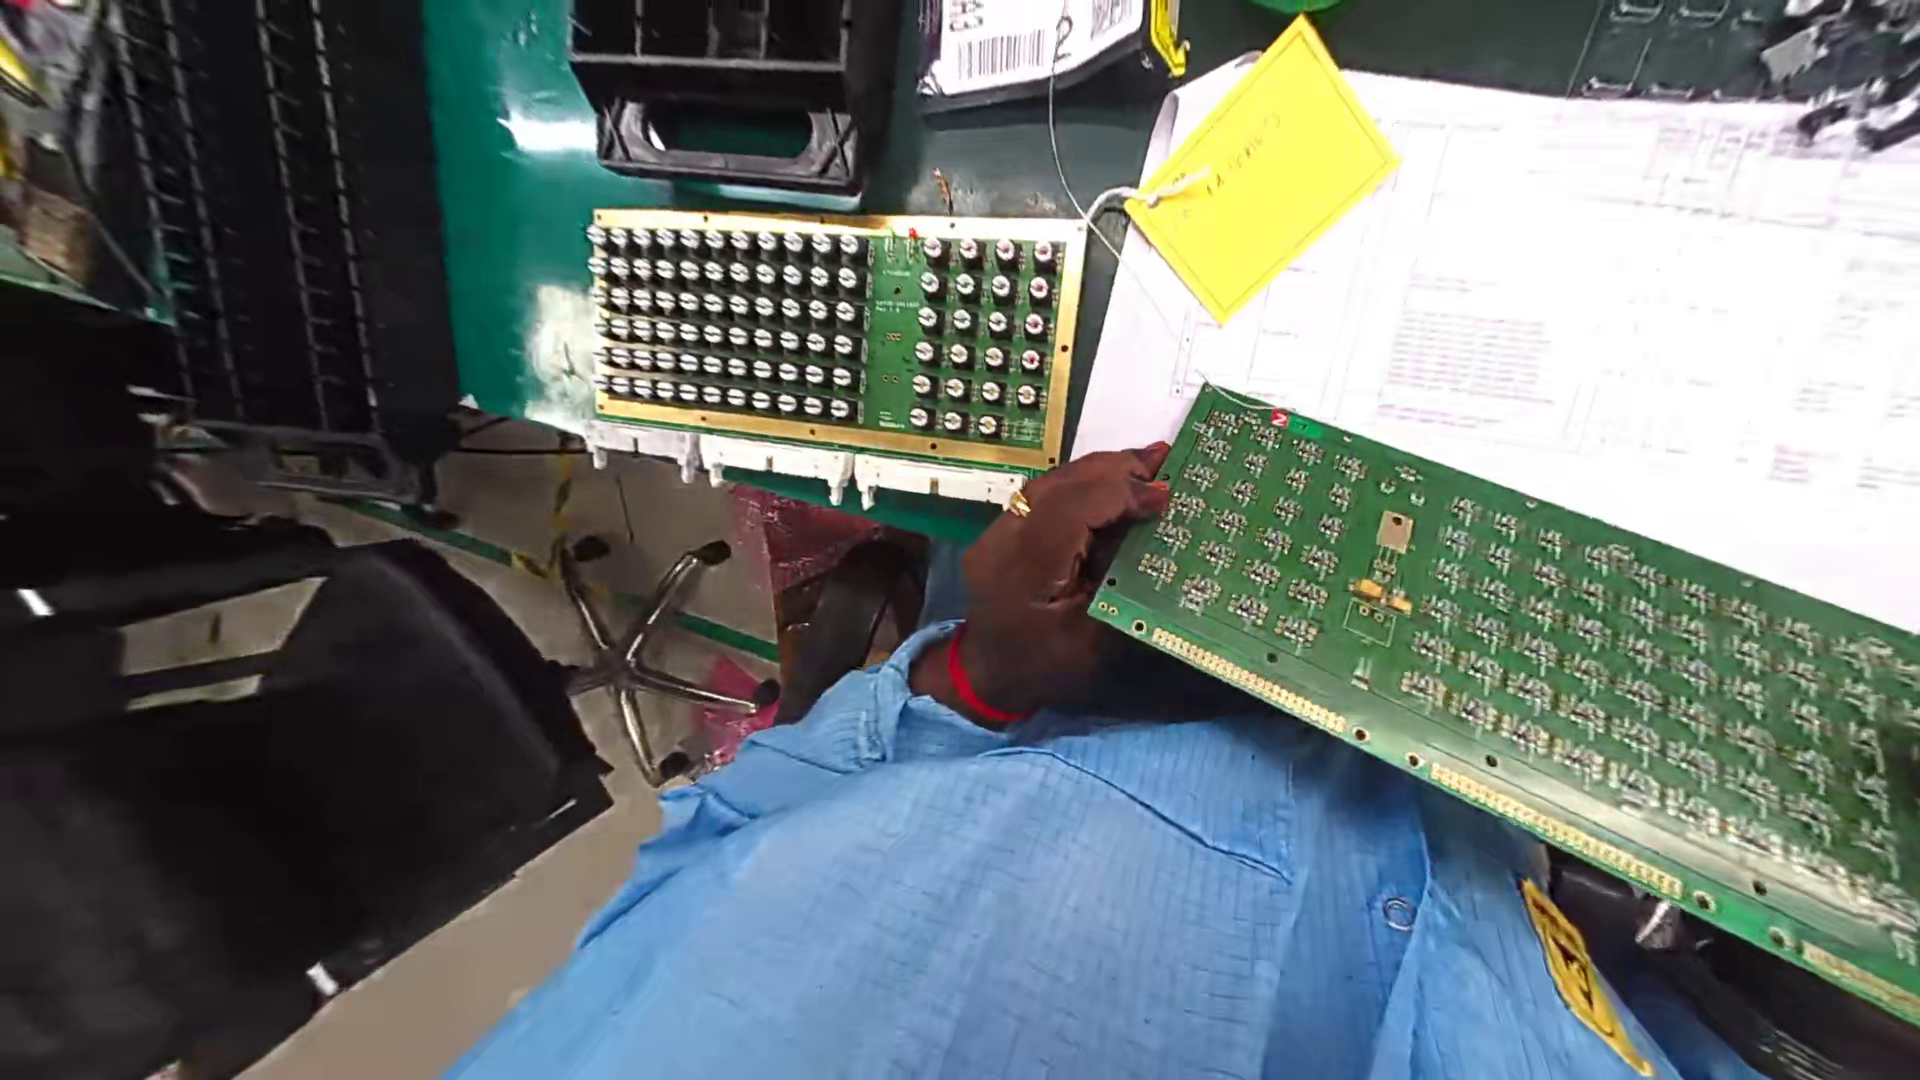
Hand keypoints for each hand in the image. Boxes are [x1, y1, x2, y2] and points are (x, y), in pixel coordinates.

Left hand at [912, 443, 1172, 723]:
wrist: (988, 675)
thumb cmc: (1045, 666)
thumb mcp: (1095, 638)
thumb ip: (1121, 579)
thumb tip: (1153, 529)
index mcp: (1023, 571)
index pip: (1070, 511)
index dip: (1119, 494)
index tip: (1164, 495)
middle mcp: (1001, 541)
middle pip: (1056, 486)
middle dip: (1112, 470)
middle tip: (1161, 460)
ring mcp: (994, 533)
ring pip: (1048, 484)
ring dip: (1096, 472)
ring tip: (1143, 464)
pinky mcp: (999, 532)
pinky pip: (1041, 497)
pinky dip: (1078, 486)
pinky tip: (1108, 483)